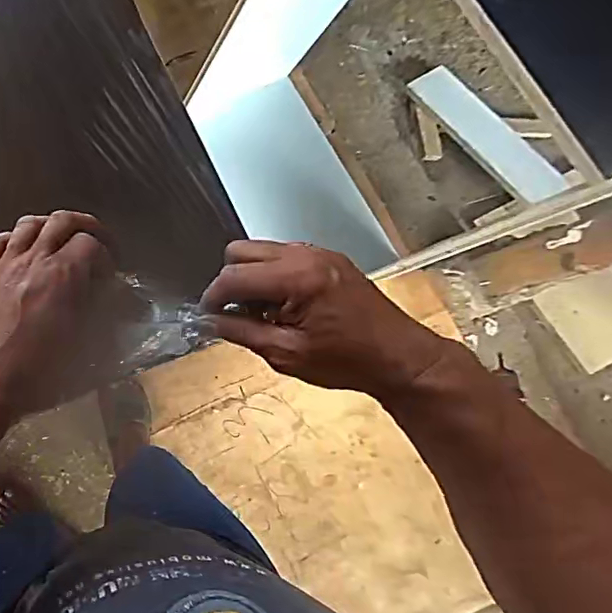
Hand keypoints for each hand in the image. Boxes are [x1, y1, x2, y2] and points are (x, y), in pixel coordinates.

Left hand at [0, 211, 119, 415]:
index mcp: (63, 274)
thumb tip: (131, 303)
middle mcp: (33, 261)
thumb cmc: (42, 373)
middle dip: (86, 227)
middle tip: (97, 246)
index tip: (111, 278)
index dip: (108, 256)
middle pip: (62, 220)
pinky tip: (22, 253)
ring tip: (61, 244)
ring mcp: (6, 266)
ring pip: (28, 224)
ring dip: (50, 227)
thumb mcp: (90, 347)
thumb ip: (112, 316)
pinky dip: (12, 239)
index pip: (93, 242)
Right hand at [201, 240, 465, 399]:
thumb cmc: (351, 361)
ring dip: (249, 277)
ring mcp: (320, 255)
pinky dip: (269, 275)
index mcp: (298, 279)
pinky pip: (282, 256)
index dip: (212, 298)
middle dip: (228, 282)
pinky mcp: (328, 260)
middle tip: (233, 313)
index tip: (207, 317)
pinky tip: (278, 304)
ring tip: (258, 310)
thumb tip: (208, 322)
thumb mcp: (284, 353)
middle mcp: (308, 258)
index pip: (232, 277)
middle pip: (240, 252)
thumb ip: (239, 332)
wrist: (403, 360)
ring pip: (259, 251)